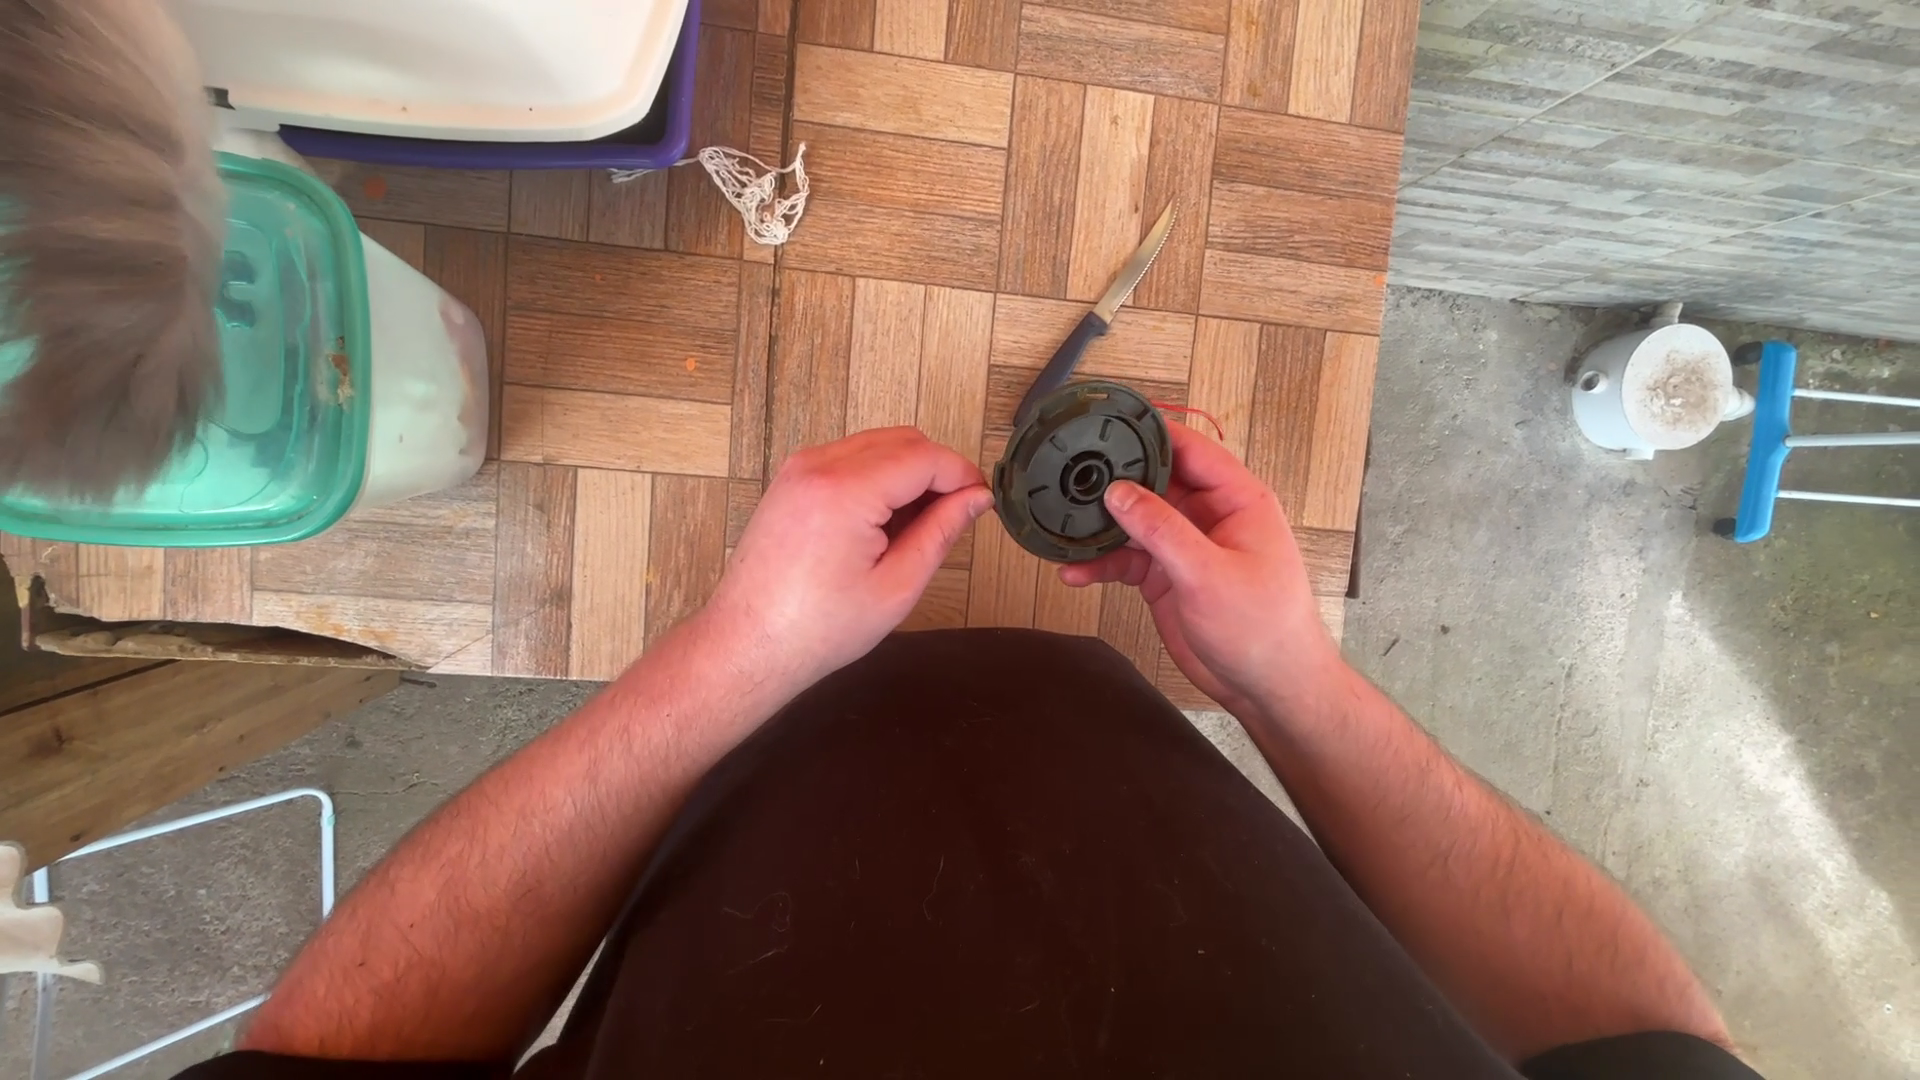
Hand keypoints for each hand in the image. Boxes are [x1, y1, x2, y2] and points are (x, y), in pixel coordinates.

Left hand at [703, 427, 992, 693]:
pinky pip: (851, 457)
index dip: (962, 474)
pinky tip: (884, 522)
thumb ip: (941, 532)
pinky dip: (879, 477)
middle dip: (937, 471)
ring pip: (878, 444)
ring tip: (916, 527)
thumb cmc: (818, 628)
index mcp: (845, 491)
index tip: (983, 500)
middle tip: (955, 516)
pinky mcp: (792, 478)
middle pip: (903, 440)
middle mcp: (818, 466)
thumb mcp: (896, 586)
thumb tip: (977, 499)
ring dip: (909, 473)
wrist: (748, 643)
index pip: (924, 456)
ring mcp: (800, 468)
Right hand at [1060, 423, 1341, 718]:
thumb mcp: (1209, 573)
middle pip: (1153, 483)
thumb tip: (1119, 492)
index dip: (1150, 433)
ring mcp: (1184, 546)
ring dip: (1099, 527)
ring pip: (1132, 522)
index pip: (1189, 451)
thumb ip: (1162, 530)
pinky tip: (1075, 572)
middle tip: (1069, 474)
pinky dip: (1100, 563)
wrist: (1267, 687)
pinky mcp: (1165, 575)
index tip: (1109, 421)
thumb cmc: (1263, 629)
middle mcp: (1207, 516)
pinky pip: (1126, 558)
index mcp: (1236, 500)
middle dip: (1113, 481)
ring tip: (1060, 528)